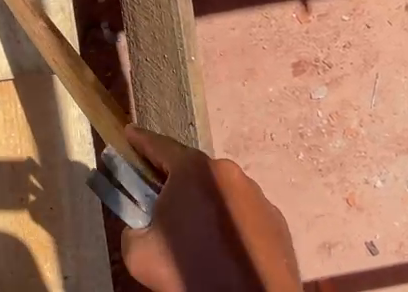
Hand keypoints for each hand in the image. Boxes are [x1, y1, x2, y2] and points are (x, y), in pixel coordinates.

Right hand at [118, 126, 301, 291]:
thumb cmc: (192, 273)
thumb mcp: (138, 252)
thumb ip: (132, 226)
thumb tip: (144, 226)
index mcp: (193, 170)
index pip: (157, 144)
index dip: (139, 140)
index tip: (128, 134)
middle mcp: (228, 173)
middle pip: (191, 169)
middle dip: (173, 180)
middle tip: (159, 199)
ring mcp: (259, 197)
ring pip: (219, 189)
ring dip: (204, 201)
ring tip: (196, 233)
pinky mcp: (279, 223)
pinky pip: (242, 212)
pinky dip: (228, 221)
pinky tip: (222, 246)